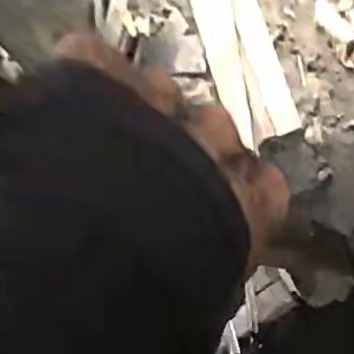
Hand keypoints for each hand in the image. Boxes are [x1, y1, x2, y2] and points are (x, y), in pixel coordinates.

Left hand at [54, 34, 288, 271]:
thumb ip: (226, 268)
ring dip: (149, 105)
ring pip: (164, 88)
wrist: (99, 248)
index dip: (255, 187)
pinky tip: (81, 91)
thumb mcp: (214, 293)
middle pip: (222, 127)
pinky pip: (99, 60)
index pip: (272, 185)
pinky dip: (91, 72)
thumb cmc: (168, 286)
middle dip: (204, 141)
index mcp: (248, 204)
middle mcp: (213, 149)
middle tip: (177, 161)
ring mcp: (157, 109)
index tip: (240, 196)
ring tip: (121, 127)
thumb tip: (223, 284)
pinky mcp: (97, 79)